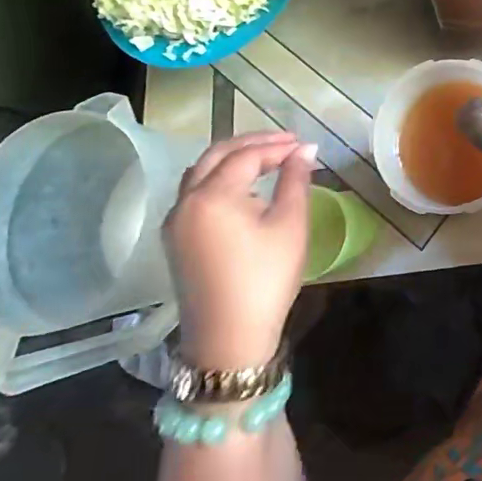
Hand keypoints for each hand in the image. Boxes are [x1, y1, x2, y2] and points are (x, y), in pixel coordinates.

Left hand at [163, 132, 316, 370]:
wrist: (229, 338)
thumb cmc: (266, 278)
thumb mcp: (290, 225)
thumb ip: (296, 180)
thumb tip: (305, 150)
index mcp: (211, 195)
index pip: (247, 156)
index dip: (278, 146)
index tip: (307, 146)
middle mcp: (184, 201)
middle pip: (217, 156)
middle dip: (253, 144)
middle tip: (287, 142)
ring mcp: (174, 221)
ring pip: (200, 173)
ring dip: (233, 159)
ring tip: (266, 159)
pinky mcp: (174, 240)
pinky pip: (193, 193)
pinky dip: (218, 179)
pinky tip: (242, 189)